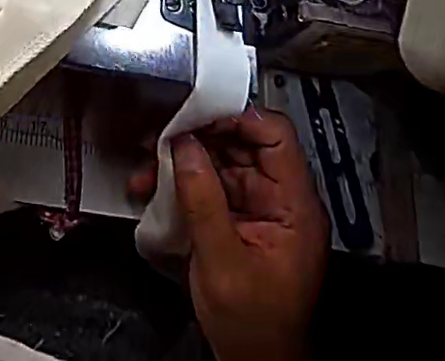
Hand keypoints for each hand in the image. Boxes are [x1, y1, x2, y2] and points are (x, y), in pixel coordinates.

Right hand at [137, 108, 329, 360]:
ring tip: (150, 162)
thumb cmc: (255, 329)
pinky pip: (208, 184)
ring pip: (220, 160)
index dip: (238, 118)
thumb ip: (203, 202)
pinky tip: (154, 186)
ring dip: (183, 158)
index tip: (199, 114)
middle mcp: (278, 198)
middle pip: (243, 143)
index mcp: (294, 206)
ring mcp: (256, 206)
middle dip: (200, 136)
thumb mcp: (224, 264)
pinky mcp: (235, 216)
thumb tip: (185, 146)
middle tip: (164, 134)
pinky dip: (181, 181)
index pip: (275, 136)